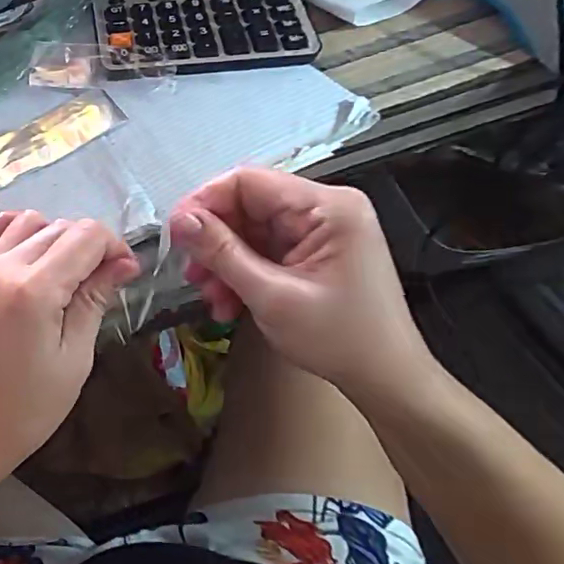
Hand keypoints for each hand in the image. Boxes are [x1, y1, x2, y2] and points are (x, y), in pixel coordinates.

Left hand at [0, 212, 139, 503]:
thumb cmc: (29, 408)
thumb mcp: (75, 357)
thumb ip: (95, 299)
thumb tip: (123, 262)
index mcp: (34, 288)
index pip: (86, 235)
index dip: (115, 247)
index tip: (127, 274)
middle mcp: (5, 266)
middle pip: (61, 226)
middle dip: (92, 245)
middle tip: (107, 280)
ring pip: (30, 221)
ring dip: (58, 236)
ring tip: (71, 272)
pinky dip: (16, 230)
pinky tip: (33, 251)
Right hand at [168, 168, 441, 404]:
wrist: (388, 381)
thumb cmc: (339, 339)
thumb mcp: (272, 295)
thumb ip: (222, 253)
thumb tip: (179, 220)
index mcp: (327, 207)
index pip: (249, 181)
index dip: (205, 202)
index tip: (176, 235)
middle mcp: (325, 208)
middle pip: (247, 206)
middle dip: (215, 242)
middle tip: (193, 276)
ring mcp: (320, 230)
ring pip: (251, 230)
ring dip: (224, 263)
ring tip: (212, 298)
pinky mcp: (314, 251)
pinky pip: (264, 249)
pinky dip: (242, 273)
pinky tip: (229, 303)